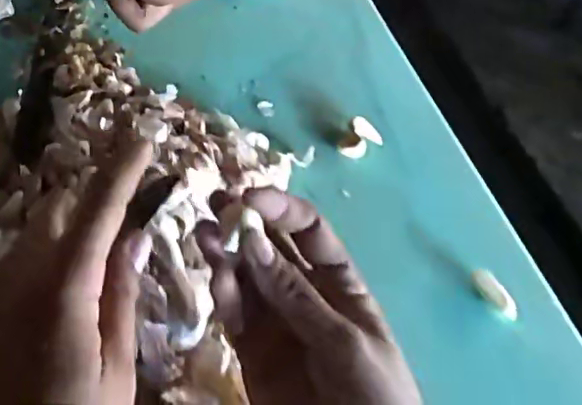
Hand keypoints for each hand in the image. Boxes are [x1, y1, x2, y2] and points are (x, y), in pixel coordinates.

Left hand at [0, 138, 155, 404]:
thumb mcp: (116, 375)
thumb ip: (121, 294)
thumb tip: (132, 235)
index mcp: (63, 287)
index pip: (99, 207)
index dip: (124, 168)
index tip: (144, 137)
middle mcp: (19, 273)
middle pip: (59, 209)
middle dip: (90, 208)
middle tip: (118, 237)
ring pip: (33, 234)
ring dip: (63, 237)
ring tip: (86, 282)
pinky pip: (12, 264)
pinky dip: (38, 264)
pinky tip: (51, 308)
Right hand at [194, 189, 420, 404]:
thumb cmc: (376, 401)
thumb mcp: (345, 345)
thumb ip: (295, 294)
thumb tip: (251, 238)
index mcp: (338, 282)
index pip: (307, 229)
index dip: (279, 207)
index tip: (249, 198)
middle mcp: (302, 292)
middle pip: (269, 244)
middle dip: (242, 220)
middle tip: (214, 200)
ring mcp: (275, 321)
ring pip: (244, 274)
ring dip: (225, 251)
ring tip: (205, 235)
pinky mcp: (251, 351)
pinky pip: (233, 313)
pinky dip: (222, 294)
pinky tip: (216, 281)